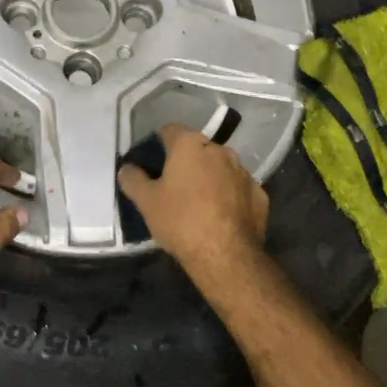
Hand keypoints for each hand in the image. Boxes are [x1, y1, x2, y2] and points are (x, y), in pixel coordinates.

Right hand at [118, 124, 268, 284]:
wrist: (226, 256)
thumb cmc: (181, 221)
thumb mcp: (146, 202)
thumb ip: (133, 179)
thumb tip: (126, 168)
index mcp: (190, 145)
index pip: (171, 130)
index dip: (159, 143)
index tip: (153, 161)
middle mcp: (220, 150)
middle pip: (198, 148)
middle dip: (187, 161)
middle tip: (174, 184)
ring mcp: (244, 172)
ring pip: (221, 168)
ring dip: (211, 177)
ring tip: (199, 202)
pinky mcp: (260, 194)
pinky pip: (239, 189)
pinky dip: (230, 196)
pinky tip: (221, 216)